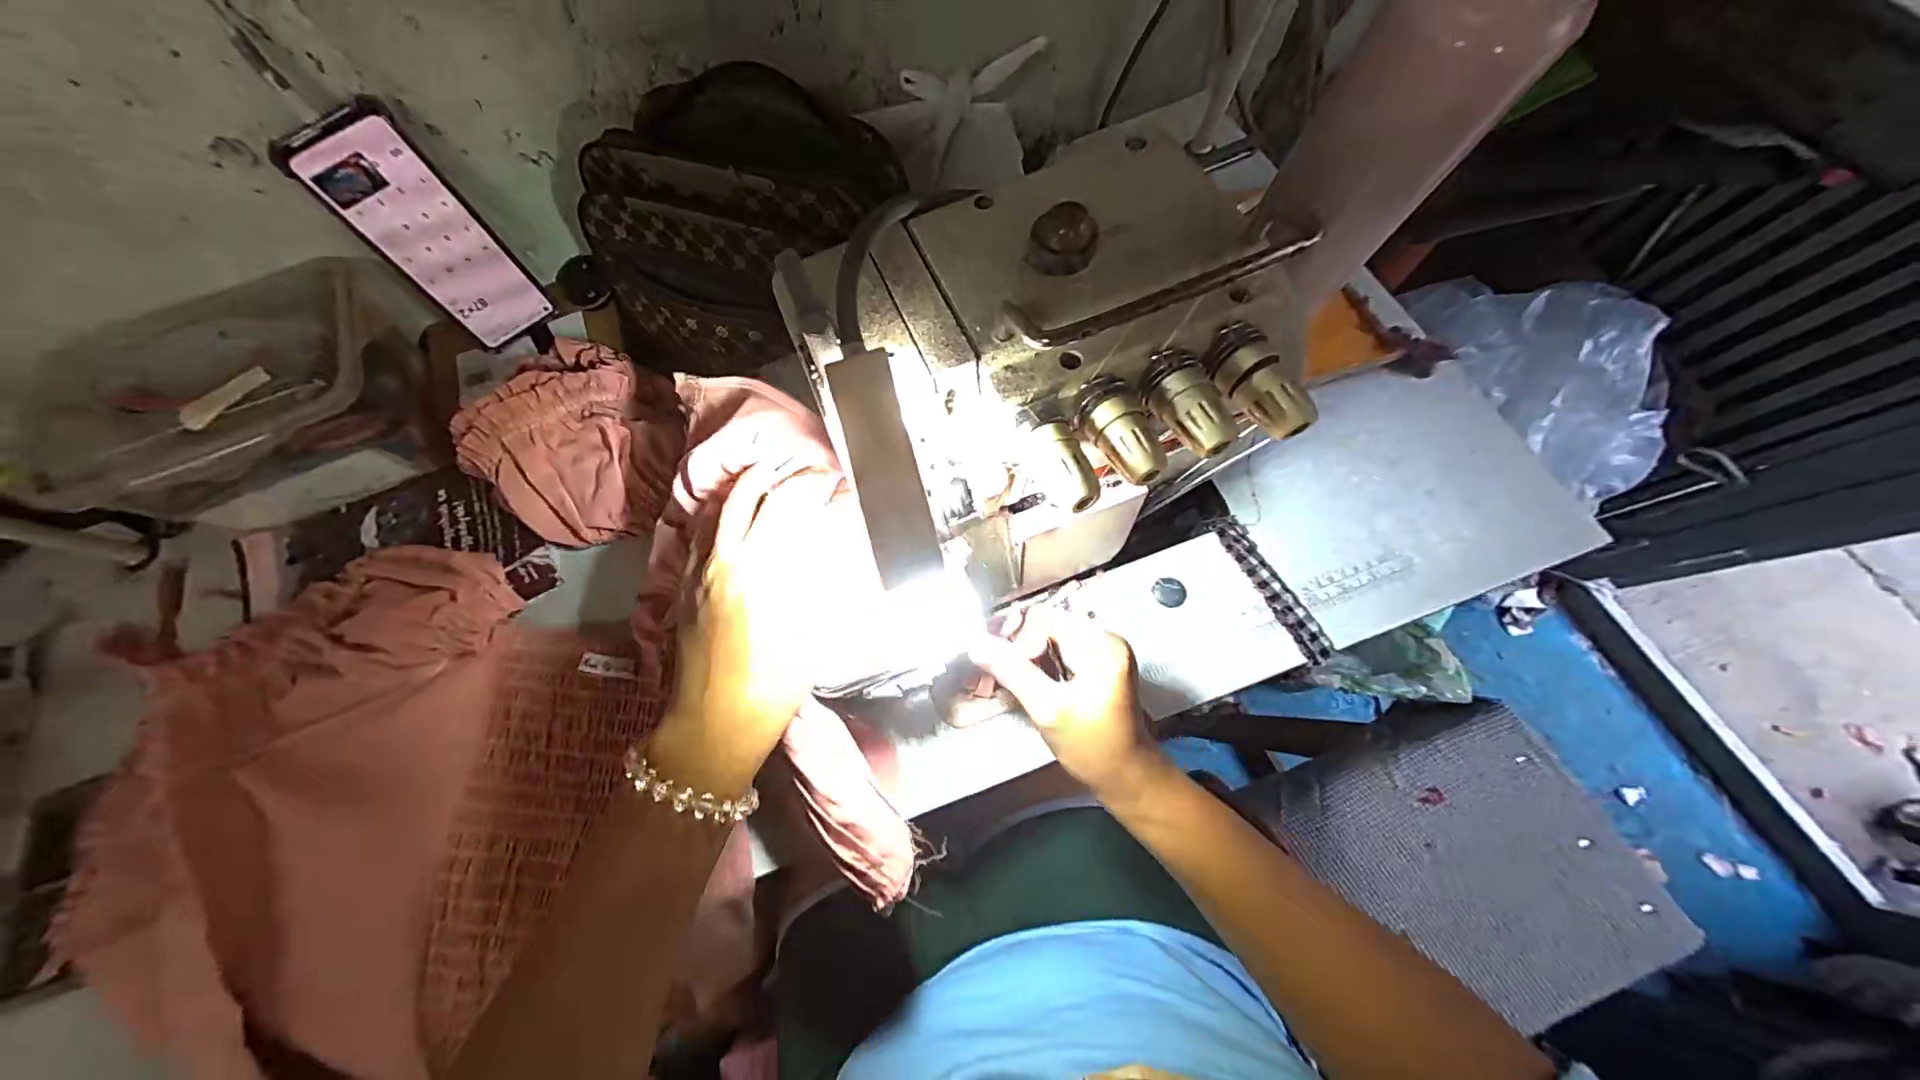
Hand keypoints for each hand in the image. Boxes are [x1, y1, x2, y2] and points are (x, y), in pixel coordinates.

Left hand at [654, 466, 845, 792]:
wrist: (713, 724)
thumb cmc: (772, 686)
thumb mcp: (811, 631)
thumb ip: (820, 582)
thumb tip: (829, 544)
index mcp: (761, 570)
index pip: (788, 506)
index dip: (811, 486)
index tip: (829, 481)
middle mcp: (725, 560)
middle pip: (747, 497)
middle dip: (775, 477)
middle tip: (797, 471)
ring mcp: (699, 571)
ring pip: (717, 511)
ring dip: (742, 488)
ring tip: (762, 477)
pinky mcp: (684, 586)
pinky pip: (698, 535)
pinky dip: (716, 515)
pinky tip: (728, 517)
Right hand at [969, 608, 1167, 795]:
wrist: (1126, 776)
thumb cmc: (1091, 747)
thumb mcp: (1047, 709)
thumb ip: (1013, 672)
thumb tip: (977, 644)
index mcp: (1101, 644)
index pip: (1044, 618)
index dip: (1016, 638)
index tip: (998, 664)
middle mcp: (1106, 639)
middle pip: (1048, 625)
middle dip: (1020, 647)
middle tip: (998, 674)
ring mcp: (1104, 651)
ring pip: (1051, 638)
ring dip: (1028, 657)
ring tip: (1012, 681)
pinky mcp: (1099, 664)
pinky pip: (1061, 651)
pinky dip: (1041, 664)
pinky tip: (1031, 685)